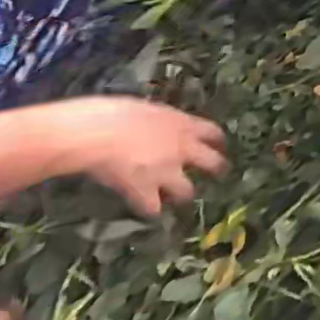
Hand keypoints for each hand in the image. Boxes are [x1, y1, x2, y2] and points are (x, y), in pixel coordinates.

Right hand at [49, 96, 227, 215]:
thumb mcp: (150, 110)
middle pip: (214, 163)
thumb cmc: (119, 112)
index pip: (213, 132)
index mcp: (184, 124)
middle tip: (219, 175)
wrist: (99, 133)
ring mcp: (167, 173)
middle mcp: (182, 149)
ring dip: (180, 194)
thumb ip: (164, 122)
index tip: (220, 145)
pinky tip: (143, 204)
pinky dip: (149, 208)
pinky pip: (154, 209)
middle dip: (218, 170)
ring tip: (174, 196)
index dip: (218, 140)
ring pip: (187, 192)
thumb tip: (163, 127)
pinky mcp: (147, 193)